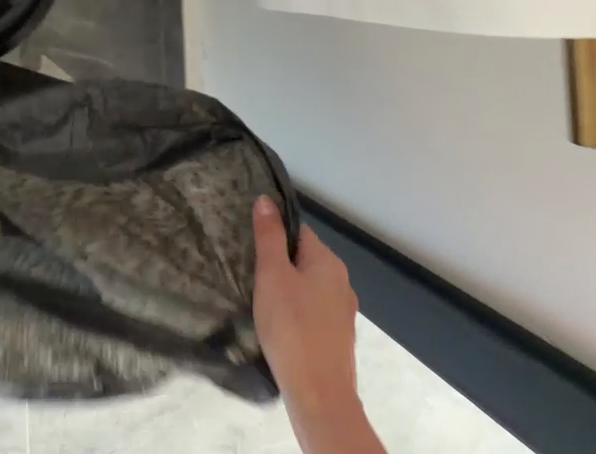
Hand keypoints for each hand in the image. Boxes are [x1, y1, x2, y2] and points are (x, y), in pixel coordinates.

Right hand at [253, 196, 383, 453]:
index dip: (273, 236)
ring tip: (262, 303)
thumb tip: (266, 200)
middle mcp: (342, 282)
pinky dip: (296, 313)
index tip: (251, 249)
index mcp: (328, 261)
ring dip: (288, 290)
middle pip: (304, 259)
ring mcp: (343, 312)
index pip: (298, 231)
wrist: (319, 394)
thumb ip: (269, 237)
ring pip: (309, 287)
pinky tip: (280, 327)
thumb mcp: (272, 275)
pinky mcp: (338, 338)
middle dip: (279, 264)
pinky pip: (313, 312)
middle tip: (252, 277)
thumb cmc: (291, 327)